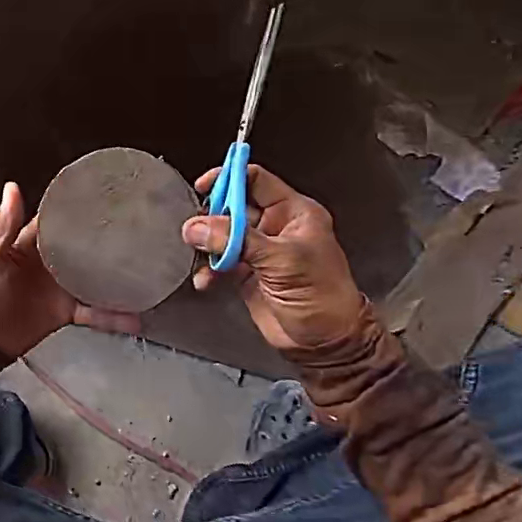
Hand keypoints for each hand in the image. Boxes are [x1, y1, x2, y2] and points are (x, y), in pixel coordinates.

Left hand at [0, 183, 139, 357]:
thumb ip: (0, 228)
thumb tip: (12, 189)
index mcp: (27, 243)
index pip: (55, 218)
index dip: (76, 206)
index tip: (103, 194)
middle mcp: (47, 262)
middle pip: (82, 245)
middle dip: (107, 237)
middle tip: (138, 228)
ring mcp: (58, 288)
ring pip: (94, 278)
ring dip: (116, 276)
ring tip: (147, 270)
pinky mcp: (63, 312)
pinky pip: (92, 312)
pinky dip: (112, 316)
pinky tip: (134, 317)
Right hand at [180, 164, 366, 351]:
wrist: (323, 342)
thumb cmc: (321, 297)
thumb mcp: (282, 261)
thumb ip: (238, 240)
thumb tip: (198, 226)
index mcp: (293, 213)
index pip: (255, 181)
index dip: (229, 178)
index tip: (204, 186)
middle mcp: (274, 227)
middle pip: (233, 207)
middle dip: (212, 217)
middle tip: (198, 230)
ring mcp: (258, 251)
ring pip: (222, 235)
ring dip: (207, 246)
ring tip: (202, 258)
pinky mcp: (245, 274)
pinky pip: (218, 263)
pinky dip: (208, 270)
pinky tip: (206, 281)